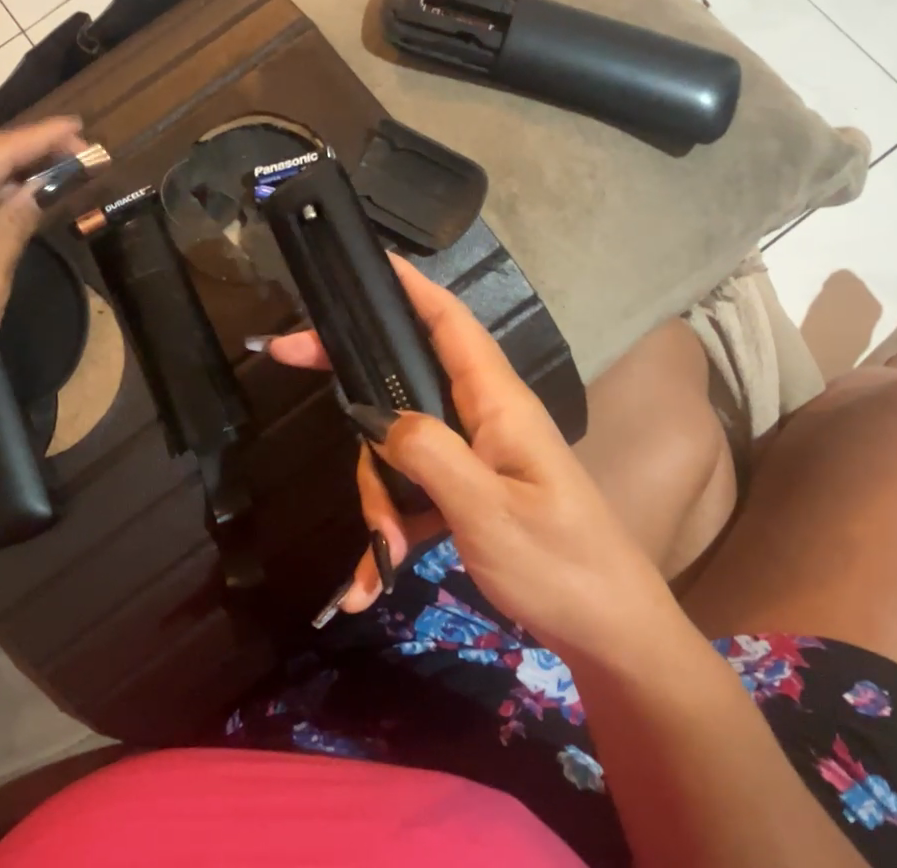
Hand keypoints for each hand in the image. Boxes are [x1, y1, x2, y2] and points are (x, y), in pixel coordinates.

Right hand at [268, 258, 666, 662]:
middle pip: (403, 386)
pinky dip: (390, 536)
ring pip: (398, 452)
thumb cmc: (561, 566)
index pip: (449, 322)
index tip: (360, 262)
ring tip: (382, 558)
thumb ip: (429, 455)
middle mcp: (485, 421)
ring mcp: (476, 462)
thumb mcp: (488, 512)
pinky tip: (370, 585)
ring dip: (379, 501)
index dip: (407, 285)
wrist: (610, 635)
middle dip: (357, 408)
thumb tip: (376, 418)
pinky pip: (412, 500)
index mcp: (498, 404)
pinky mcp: (469, 499)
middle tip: (286, 363)